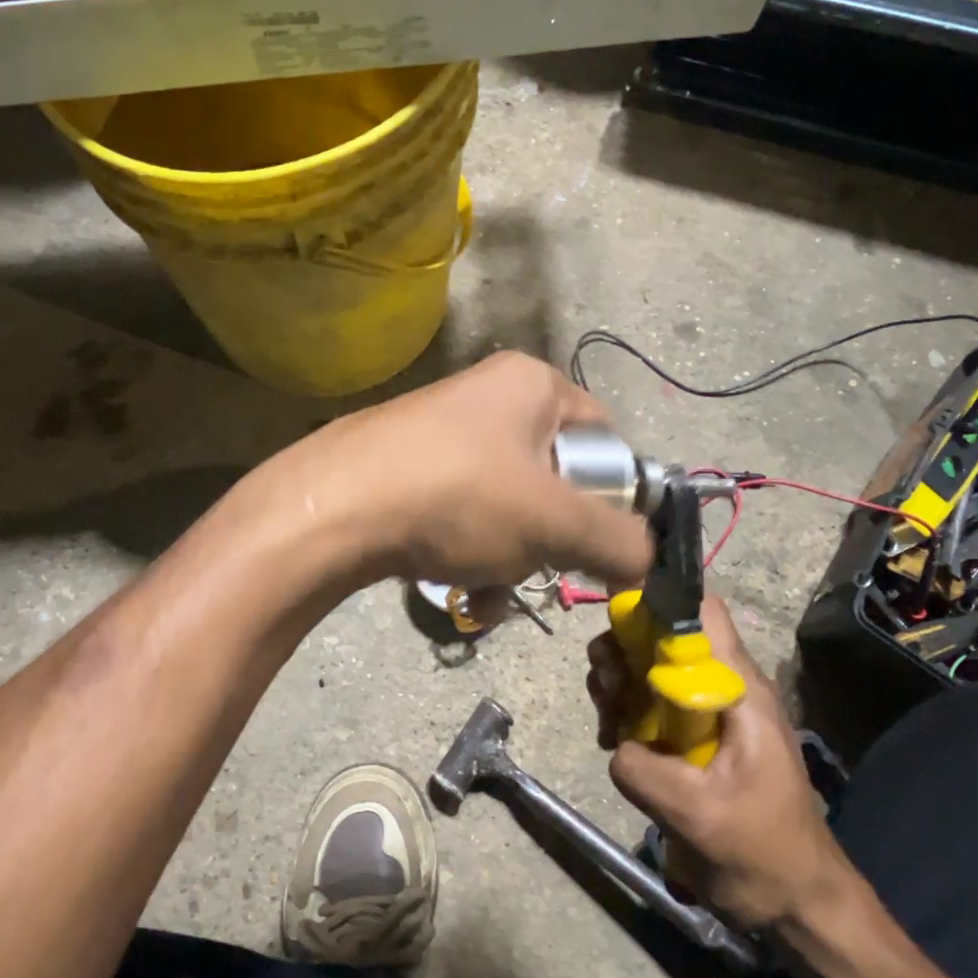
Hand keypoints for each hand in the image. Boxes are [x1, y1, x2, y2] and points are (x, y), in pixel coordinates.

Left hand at [272, 352, 653, 587]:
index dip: (613, 495)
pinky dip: (471, 555)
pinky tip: (460, 593)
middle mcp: (487, 397)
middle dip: (551, 538)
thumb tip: (647, 562)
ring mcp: (441, 432)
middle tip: (539, 569)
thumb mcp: (554, 523)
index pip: (604, 437)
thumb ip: (618, 542)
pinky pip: (463, 514)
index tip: (604, 544)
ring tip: (488, 590)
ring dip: (511, 559)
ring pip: (508, 507)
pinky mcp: (405, 468)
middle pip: (554, 479)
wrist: (331, 510)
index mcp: (532, 384)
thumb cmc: (458, 498)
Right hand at [588, 596, 848, 927]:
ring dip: (619, 684)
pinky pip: (650, 704)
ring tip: (608, 723)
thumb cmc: (761, 851)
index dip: (656, 606)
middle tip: (606, 693)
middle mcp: (723, 688)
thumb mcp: (697, 814)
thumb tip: (617, 745)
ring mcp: (708, 711)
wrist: (796, 899)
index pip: (702, 613)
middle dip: (624, 651)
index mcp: (739, 690)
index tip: (618, 636)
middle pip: (664, 636)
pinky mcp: (693, 736)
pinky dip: (624, 713)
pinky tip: (616, 744)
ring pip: (651, 668)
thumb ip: (644, 770)